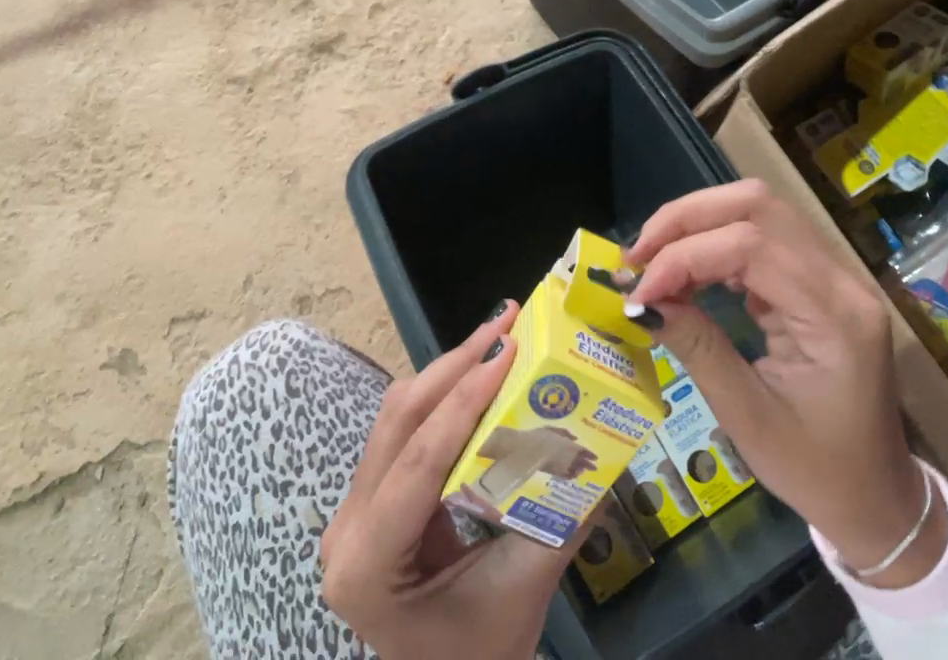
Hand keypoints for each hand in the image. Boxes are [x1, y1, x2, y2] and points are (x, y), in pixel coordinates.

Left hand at [320, 301, 587, 656]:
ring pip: (399, 419)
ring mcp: (356, 511)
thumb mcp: (521, 589)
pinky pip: (409, 434)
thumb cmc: (480, 653)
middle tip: (508, 322)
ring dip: (451, 374)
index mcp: (366, 562)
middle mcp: (347, 527)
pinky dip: (448, 400)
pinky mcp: (375, 499)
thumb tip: (599, 443)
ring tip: (500, 335)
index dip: (463, 401)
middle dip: (455, 366)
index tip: (508, 350)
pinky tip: (482, 374)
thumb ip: (556, 515)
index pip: (416, 462)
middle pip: (399, 424)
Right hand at [625, 180, 947, 587]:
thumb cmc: (815, 469)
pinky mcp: (819, 284)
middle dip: (687, 219)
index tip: (637, 293)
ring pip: (761, 211)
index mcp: (836, 317)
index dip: (683, 257)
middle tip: (636, 255)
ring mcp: (835, 277)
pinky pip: (764, 239)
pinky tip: (684, 272)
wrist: (876, 497)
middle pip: (759, 205)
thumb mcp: (748, 417)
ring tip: (651, 260)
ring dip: (698, 225)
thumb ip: (697, 348)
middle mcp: (842, 281)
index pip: (750, 247)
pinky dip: (716, 244)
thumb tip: (642, 302)